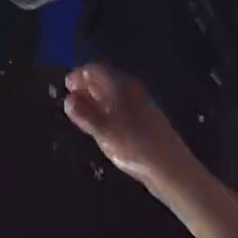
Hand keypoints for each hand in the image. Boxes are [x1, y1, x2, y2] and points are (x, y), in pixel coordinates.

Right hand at [62, 63, 194, 184]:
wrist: (171, 168)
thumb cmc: (134, 145)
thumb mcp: (103, 130)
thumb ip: (84, 114)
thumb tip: (68, 99)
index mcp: (120, 84)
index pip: (96, 69)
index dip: (80, 75)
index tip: (66, 84)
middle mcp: (130, 88)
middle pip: (105, 79)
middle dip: (87, 86)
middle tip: (71, 96)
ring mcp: (139, 103)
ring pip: (113, 94)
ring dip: (96, 99)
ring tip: (82, 111)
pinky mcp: (145, 119)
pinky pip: (120, 106)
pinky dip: (107, 110)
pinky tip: (103, 124)